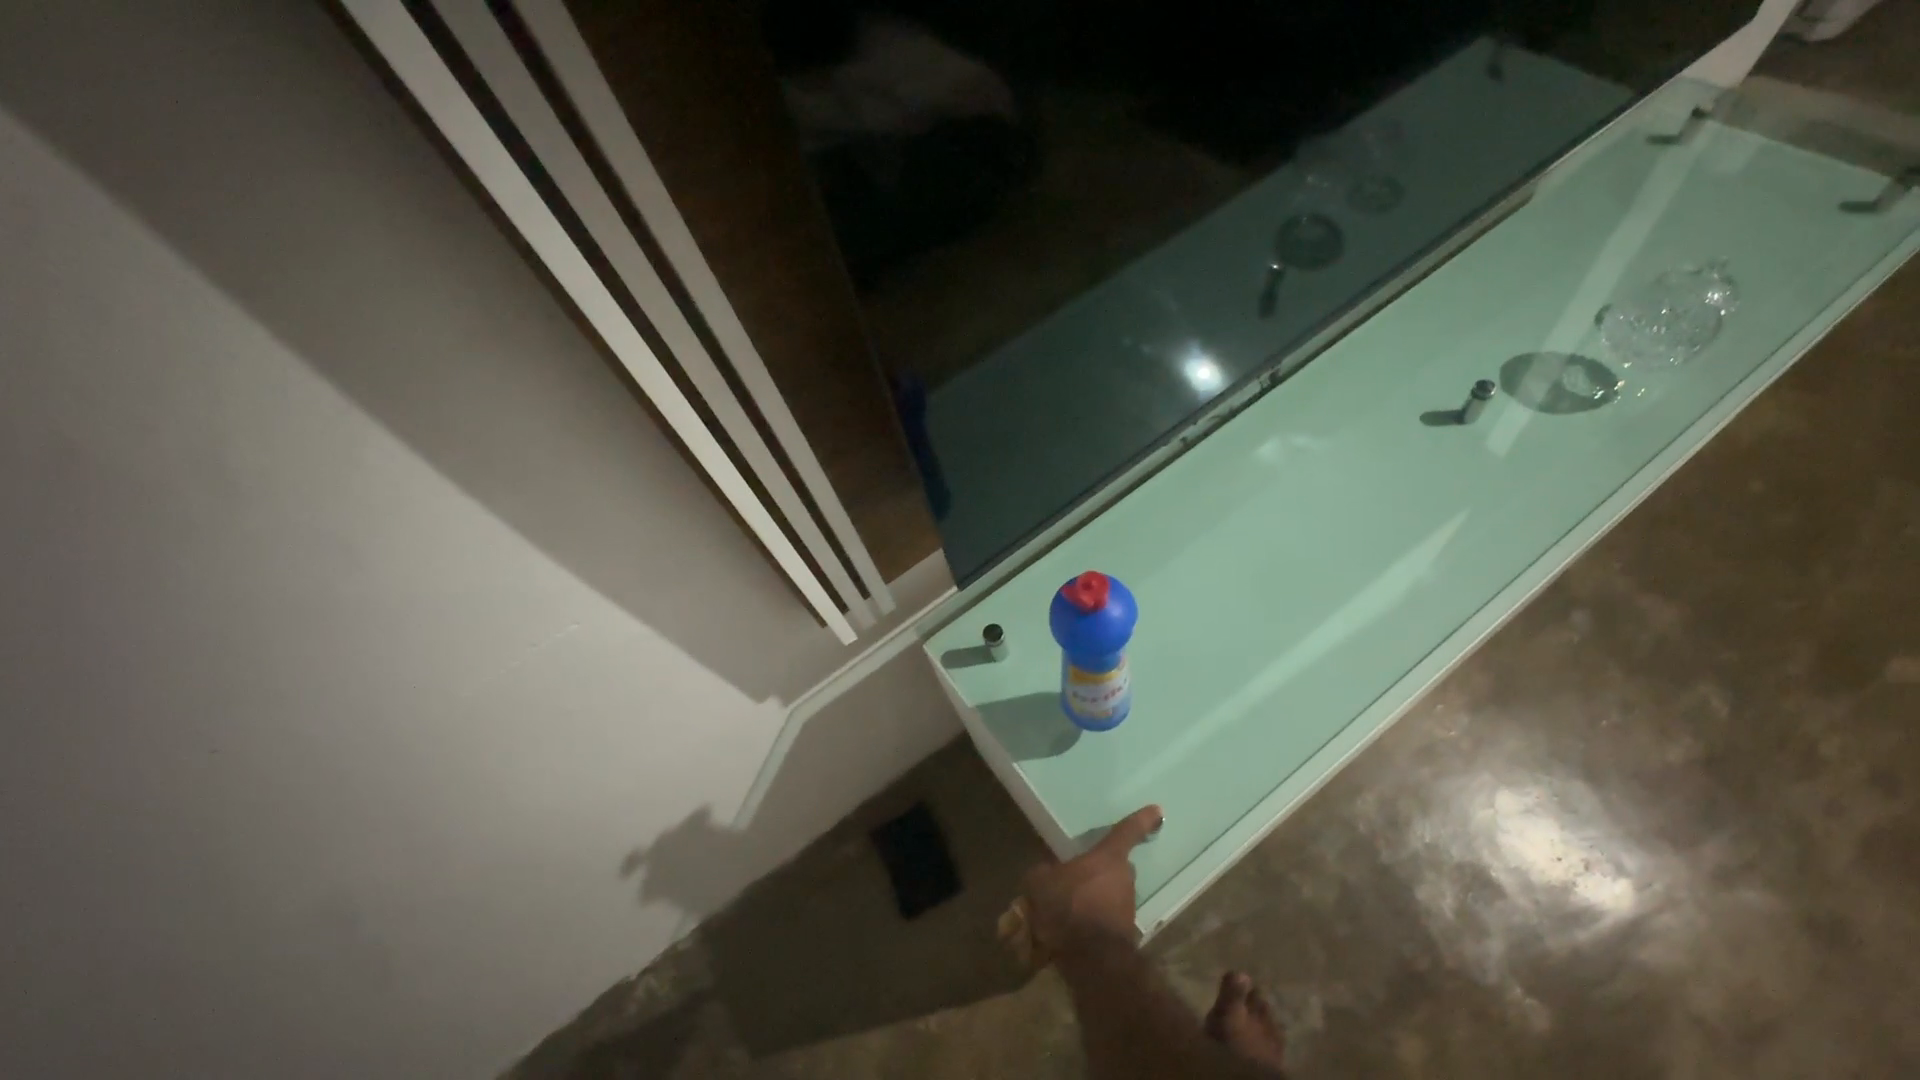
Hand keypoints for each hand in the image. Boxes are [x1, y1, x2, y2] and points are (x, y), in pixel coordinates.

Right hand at [1022, 805, 1163, 957]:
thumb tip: (1046, 873)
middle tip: (1075, 879)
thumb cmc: (1068, 907)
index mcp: (1108, 857)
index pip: (1127, 831)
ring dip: (1093, 899)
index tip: (1158, 810)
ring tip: (1066, 911)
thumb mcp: (1040, 883)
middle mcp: (1124, 878)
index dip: (1142, 819)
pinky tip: (1070, 932)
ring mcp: (1127, 907)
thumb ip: (1043, 873)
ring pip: (1109, 895)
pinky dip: (1091, 922)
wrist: (1092, 959)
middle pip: (1115, 867)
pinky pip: (1104, 919)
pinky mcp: (1124, 933)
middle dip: (1099, 871)